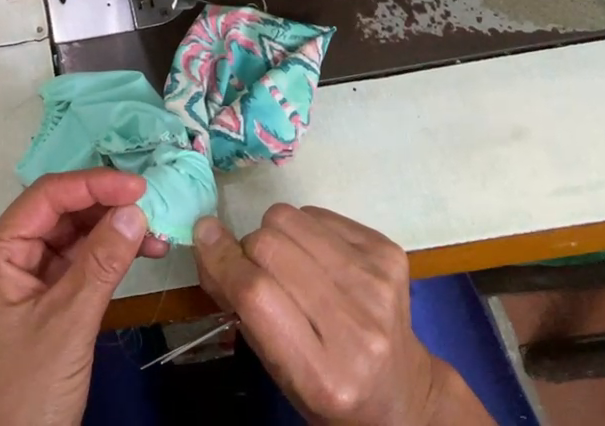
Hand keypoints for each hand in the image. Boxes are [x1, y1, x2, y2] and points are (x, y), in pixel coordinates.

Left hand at [0, 169, 170, 425]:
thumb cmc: (26, 391)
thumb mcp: (67, 325)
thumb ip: (101, 264)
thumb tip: (134, 210)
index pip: (46, 197)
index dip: (93, 185)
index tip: (140, 186)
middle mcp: (5, 257)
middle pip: (59, 214)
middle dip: (105, 207)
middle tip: (154, 206)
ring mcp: (22, 281)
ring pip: (70, 238)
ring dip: (110, 232)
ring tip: (156, 234)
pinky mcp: (41, 304)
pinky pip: (75, 266)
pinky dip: (105, 259)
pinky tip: (137, 254)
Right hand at [194, 205, 490, 425]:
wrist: (400, 391)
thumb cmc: (324, 385)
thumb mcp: (274, 363)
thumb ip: (237, 303)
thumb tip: (205, 234)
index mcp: (322, 374)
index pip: (256, 294)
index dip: (222, 258)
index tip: (204, 235)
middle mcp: (357, 329)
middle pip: (271, 245)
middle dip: (249, 248)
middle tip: (256, 268)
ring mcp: (378, 287)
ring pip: (291, 218)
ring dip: (276, 233)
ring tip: (289, 261)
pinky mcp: (389, 255)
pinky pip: (319, 213)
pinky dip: (306, 228)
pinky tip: (318, 258)